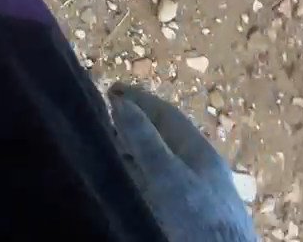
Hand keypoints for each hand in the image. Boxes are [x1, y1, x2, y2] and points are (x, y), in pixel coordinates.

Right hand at [108, 85, 256, 241]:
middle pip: (161, 134)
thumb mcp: (168, 174)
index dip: (139, 98)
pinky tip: (121, 173)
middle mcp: (196, 165)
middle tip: (102, 113)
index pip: (166, 114)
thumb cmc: (198, 214)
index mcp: (199, 150)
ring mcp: (191, 189)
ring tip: (106, 141)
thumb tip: (119, 101)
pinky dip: (136, 169)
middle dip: (133, 120)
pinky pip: (154, 179)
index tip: (109, 89)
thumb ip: (144, 139)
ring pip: (157, 157)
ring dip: (132, 145)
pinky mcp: (182, 210)